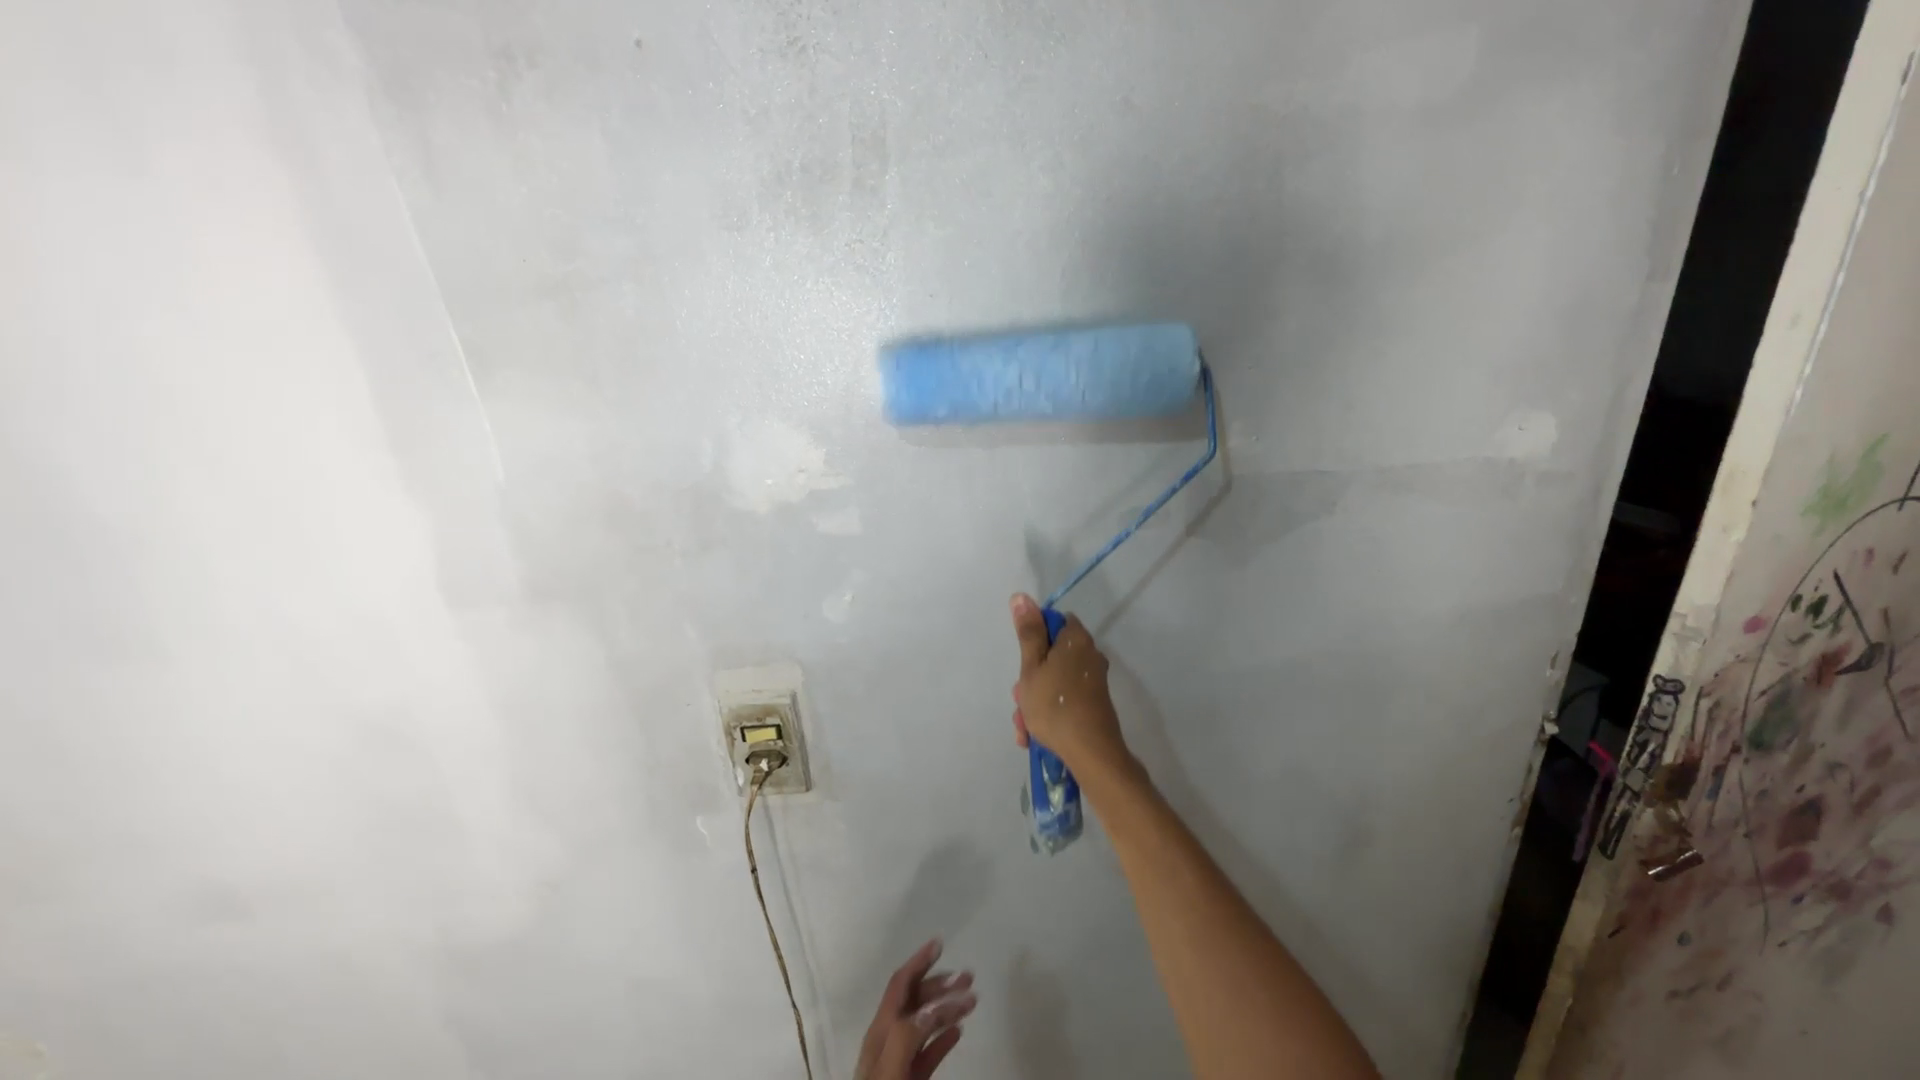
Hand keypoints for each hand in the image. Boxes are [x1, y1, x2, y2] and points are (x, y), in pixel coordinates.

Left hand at [854, 939, 975, 1079]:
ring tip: (971, 1001)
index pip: (901, 983)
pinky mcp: (910, 1075)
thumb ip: (907, 1035)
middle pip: (917, 1000)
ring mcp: (899, 1057)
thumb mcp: (889, 1067)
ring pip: (926, 1023)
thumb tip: (931, 1007)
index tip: (939, 942)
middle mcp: (889, 1037)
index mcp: (882, 1029)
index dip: (919, 960)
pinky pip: (928, 1050)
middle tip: (968, 976)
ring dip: (948, 1008)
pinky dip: (943, 1038)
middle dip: (942, 984)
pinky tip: (958, 1032)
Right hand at [1010, 593, 1129, 775]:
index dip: (1034, 638)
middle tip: (1020, 700)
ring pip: (1054, 683)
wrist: (1091, 752)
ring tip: (1025, 727)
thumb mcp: (1031, 667)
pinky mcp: (1094, 704)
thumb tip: (1022, 596)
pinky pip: (1064, 701)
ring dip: (1034, 702)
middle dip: (1029, 680)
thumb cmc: (1055, 706)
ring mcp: (1093, 681)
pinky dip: (1048, 714)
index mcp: (1076, 640)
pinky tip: (1034, 736)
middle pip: (1051, 656)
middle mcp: (1089, 656)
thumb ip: (1028, 633)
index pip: (1054, 622)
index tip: (1023, 661)